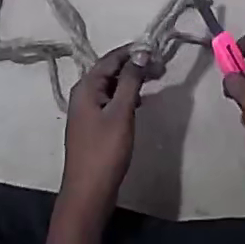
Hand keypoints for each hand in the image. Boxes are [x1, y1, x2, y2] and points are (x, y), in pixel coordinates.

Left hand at [59, 46, 142, 218]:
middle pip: (110, 70)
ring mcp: (86, 110)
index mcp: (86, 87)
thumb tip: (140, 52)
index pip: (111, 58)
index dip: (134, 52)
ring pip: (111, 85)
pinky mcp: (93, 124)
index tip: (158, 51)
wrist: (88, 193)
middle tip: (161, 67)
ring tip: (155, 80)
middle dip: (135, 65)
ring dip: (132, 80)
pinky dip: (126, 95)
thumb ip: (131, 80)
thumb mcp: (121, 112)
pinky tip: (140, 101)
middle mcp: (83, 94)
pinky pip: (110, 100)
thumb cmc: (105, 150)